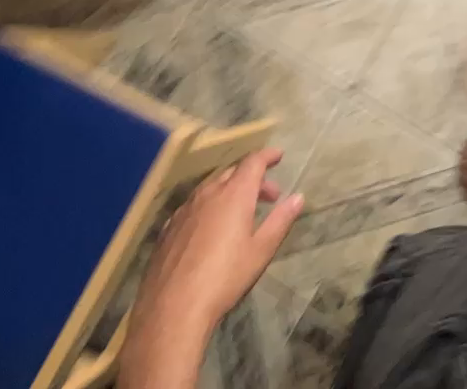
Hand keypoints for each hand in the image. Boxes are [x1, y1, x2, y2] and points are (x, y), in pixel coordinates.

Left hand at [124, 149, 304, 386]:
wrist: (172, 310)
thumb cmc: (224, 278)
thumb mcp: (261, 251)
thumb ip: (280, 220)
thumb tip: (298, 197)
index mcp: (234, 195)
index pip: (253, 162)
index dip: (267, 156)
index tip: (279, 156)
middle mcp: (207, 195)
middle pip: (232, 173)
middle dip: (253, 178)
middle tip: (269, 196)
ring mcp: (184, 211)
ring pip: (210, 188)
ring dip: (230, 191)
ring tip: (241, 212)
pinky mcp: (167, 229)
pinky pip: (193, 206)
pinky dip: (209, 206)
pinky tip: (211, 229)